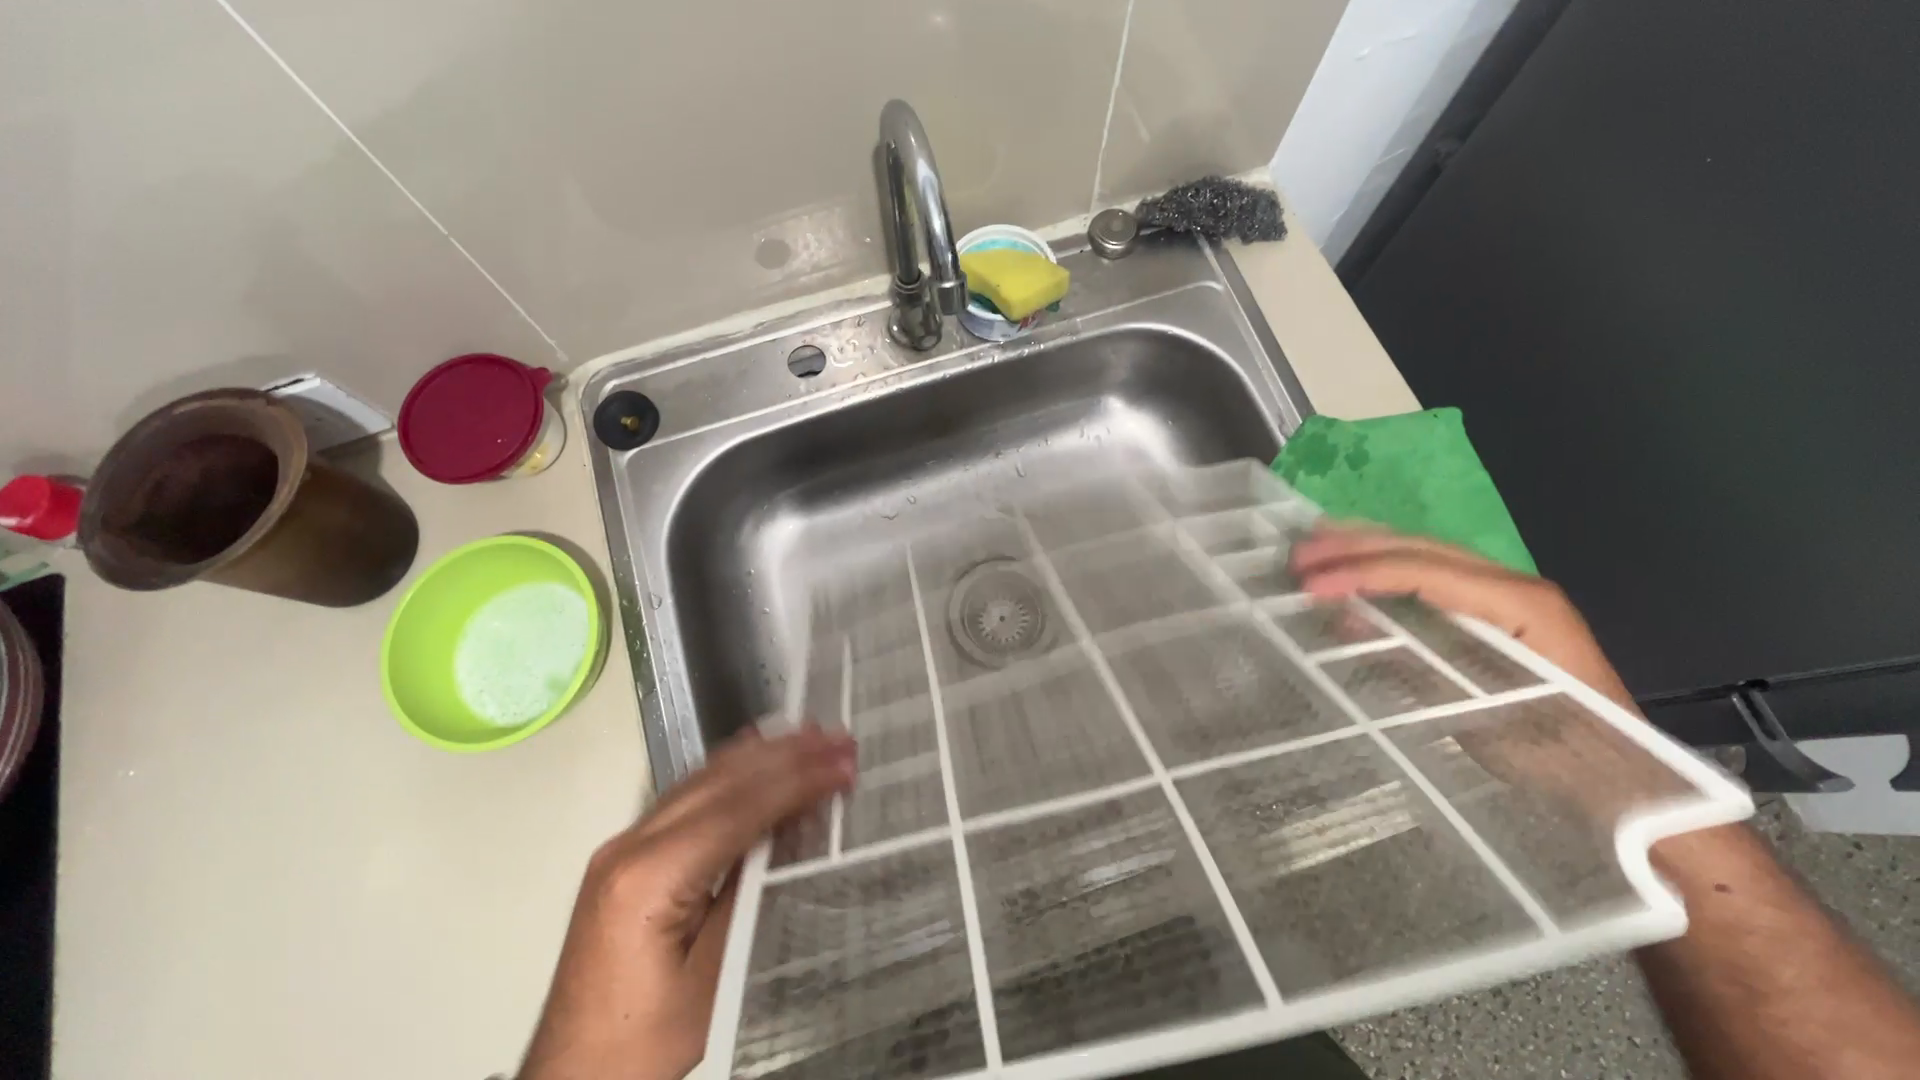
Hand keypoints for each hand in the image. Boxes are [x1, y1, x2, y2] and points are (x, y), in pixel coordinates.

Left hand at [521, 726, 856, 1079]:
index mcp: (650, 877)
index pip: (738, 810)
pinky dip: (729, 772)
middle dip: (784, 756)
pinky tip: (753, 752)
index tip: (842, 763)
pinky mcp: (626, 857)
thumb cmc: (647, 1038)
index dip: (795, 782)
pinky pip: (686, 797)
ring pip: (700, 781)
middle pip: (719, 783)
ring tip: (809, 734)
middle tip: (837, 738)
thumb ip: (751, 894)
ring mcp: (622, 847)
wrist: (576, 1073)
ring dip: (759, 756)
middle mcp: (629, 846)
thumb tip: (792, 833)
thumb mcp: (715, 975)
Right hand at [1290, 524, 1664, 823]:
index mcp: (1523, 606)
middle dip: (1357, 547)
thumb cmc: (1564, 761)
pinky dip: (1390, 568)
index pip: (1426, 573)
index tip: (1308, 584)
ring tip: (1314, 543)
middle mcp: (1518, 586)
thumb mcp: (1480, 721)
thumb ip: (1413, 667)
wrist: (1635, 791)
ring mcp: (1513, 596)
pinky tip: (1359, 567)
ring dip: (1369, 548)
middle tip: (1297, 553)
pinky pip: (1437, 576)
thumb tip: (1348, 622)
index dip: (1362, 573)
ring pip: (1430, 555)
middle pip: (1425, 550)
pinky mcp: (1502, 614)